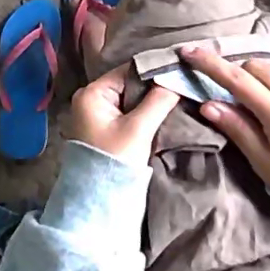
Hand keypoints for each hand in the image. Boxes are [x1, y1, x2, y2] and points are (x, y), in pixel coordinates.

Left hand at [65, 65, 180, 162]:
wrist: (99, 200)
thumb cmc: (115, 160)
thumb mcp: (139, 129)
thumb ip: (158, 100)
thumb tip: (176, 78)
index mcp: (91, 93)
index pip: (128, 71)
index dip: (153, 71)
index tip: (178, 71)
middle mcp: (89, 98)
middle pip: (129, 83)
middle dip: (152, 85)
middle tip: (180, 83)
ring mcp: (95, 113)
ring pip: (129, 97)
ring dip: (149, 99)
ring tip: (175, 95)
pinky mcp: (103, 127)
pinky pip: (126, 110)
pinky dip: (142, 110)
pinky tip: (161, 110)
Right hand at [179, 47, 269, 186]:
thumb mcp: (263, 163)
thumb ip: (237, 129)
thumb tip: (208, 104)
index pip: (238, 80)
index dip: (210, 64)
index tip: (188, 51)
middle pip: (255, 67)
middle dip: (235, 73)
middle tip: (224, 95)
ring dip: (254, 80)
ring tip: (249, 106)